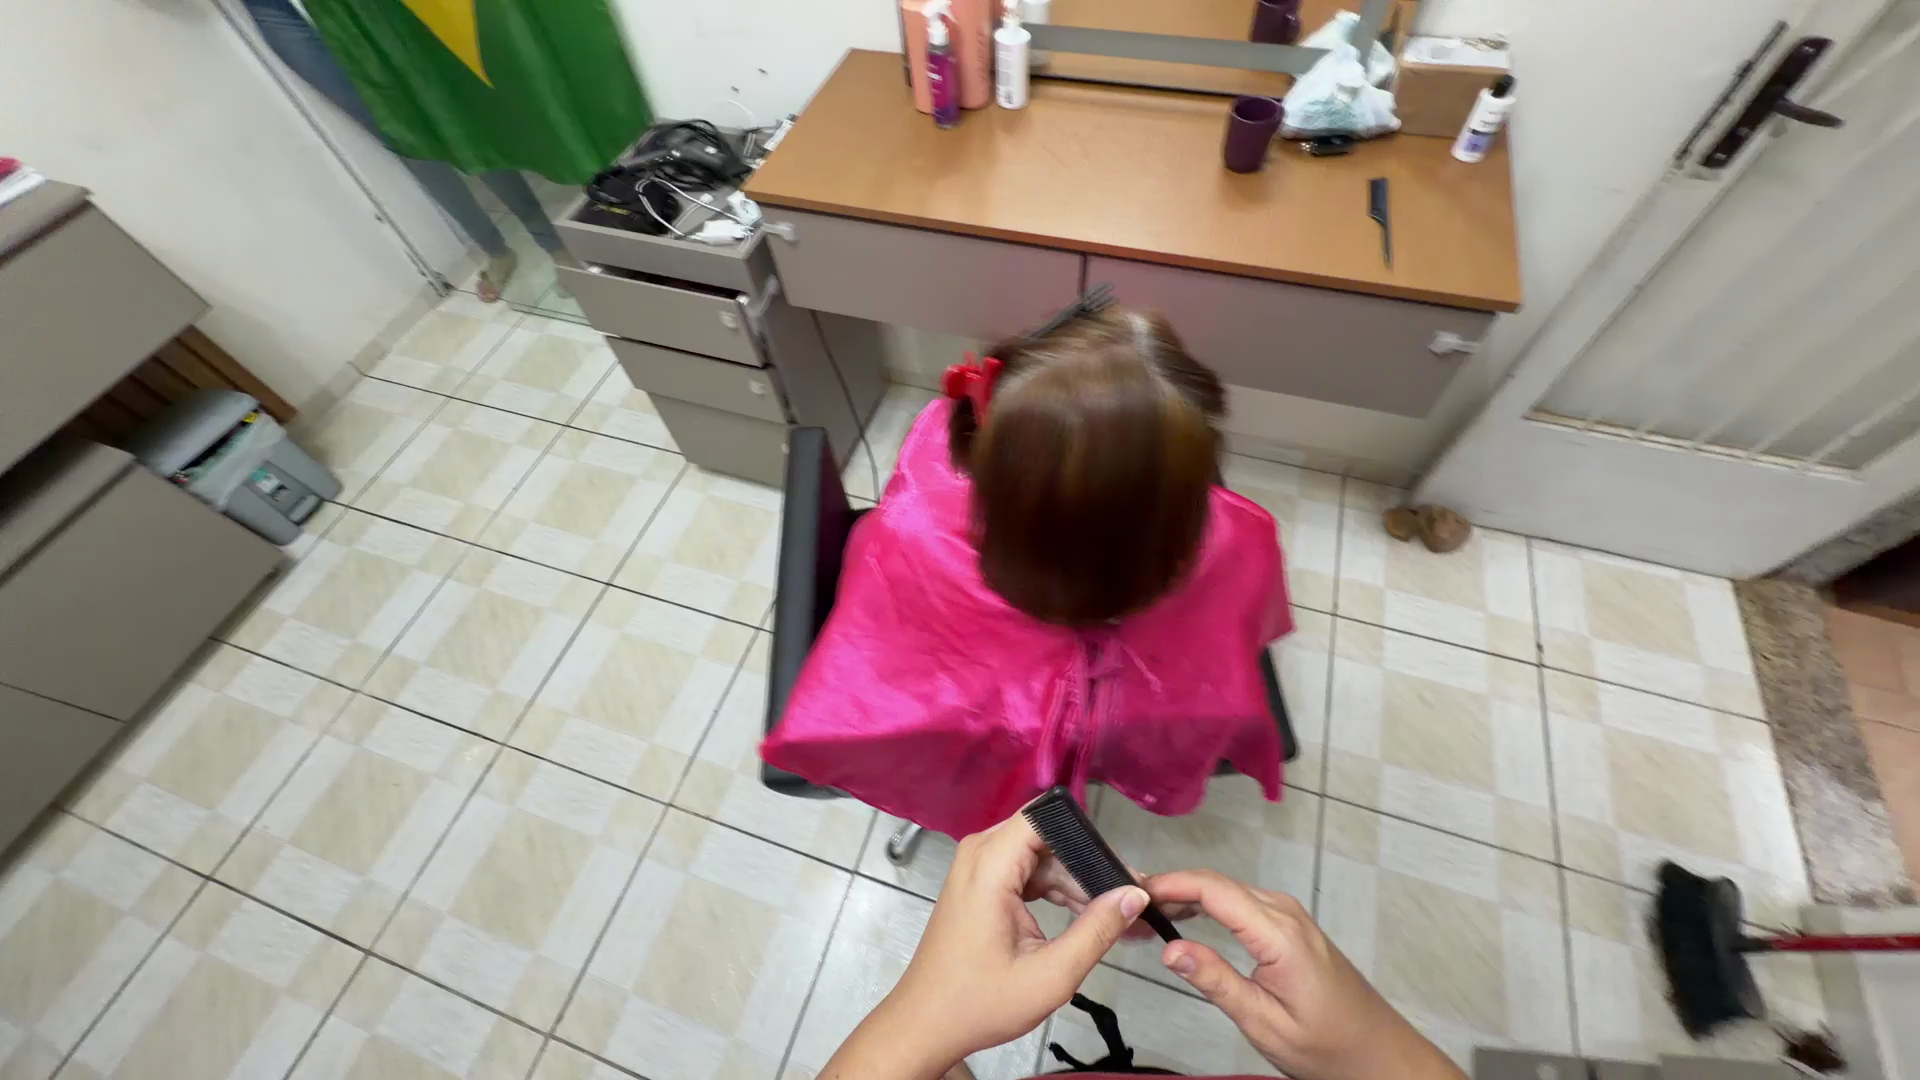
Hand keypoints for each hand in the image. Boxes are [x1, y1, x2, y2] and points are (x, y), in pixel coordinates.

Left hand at [821, 814, 1146, 1079]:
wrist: (926, 1022)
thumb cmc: (979, 1001)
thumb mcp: (1049, 976)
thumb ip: (1096, 931)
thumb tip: (1134, 896)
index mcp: (990, 861)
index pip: (1045, 816)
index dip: (1086, 836)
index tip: (1120, 869)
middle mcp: (981, 850)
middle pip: (1046, 836)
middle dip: (1087, 864)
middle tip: (1126, 897)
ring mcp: (978, 864)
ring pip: (1040, 854)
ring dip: (1074, 881)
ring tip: (1112, 914)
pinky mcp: (981, 880)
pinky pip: (1025, 868)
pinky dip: (1054, 889)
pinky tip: (1082, 915)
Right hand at [1148, 870, 1465, 1079]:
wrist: (1383, 1056)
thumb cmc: (1328, 1048)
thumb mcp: (1266, 1024)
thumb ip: (1217, 982)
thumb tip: (1170, 949)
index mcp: (1277, 932)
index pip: (1212, 888)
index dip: (1170, 883)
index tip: (1133, 891)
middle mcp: (1282, 911)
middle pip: (1215, 883)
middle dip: (1170, 887)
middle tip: (1131, 906)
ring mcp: (1287, 913)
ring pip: (1225, 888)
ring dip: (1186, 894)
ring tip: (1148, 912)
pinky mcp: (1288, 923)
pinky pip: (1239, 899)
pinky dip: (1207, 903)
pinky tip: (1185, 916)